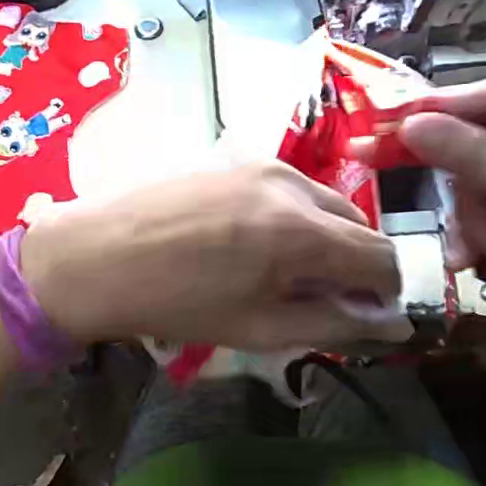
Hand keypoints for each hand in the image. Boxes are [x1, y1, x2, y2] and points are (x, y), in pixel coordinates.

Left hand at [18, 161, 410, 349]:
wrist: (94, 255)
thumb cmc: (173, 302)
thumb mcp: (258, 327)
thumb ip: (333, 323)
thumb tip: (391, 323)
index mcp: (302, 230)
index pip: (383, 256)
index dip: (387, 290)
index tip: (369, 314)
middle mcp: (292, 183)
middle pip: (358, 223)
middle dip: (354, 264)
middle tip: (322, 298)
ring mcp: (261, 163)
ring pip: (323, 203)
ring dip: (324, 239)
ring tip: (282, 272)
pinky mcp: (235, 157)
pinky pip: (288, 189)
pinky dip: (293, 217)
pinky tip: (253, 242)